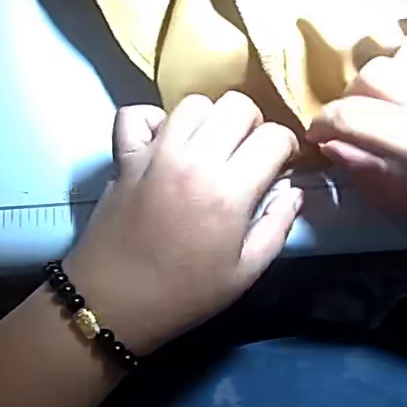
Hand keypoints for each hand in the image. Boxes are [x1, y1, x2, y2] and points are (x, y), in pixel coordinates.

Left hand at [62, 92, 302, 352]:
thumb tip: (292, 192)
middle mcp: (194, 160)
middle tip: (248, 154)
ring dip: (211, 120)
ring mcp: (154, 154)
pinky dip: (154, 121)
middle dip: (253, 124)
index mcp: (229, 190)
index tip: (281, 166)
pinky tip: (165, 144)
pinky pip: (137, 114)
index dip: (286, 147)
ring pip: (193, 103)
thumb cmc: (185, 293)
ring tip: (210, 148)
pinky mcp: (123, 156)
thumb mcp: (246, 272)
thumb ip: (276, 227)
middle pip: (236, 105)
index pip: (273, 137)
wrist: (114, 303)